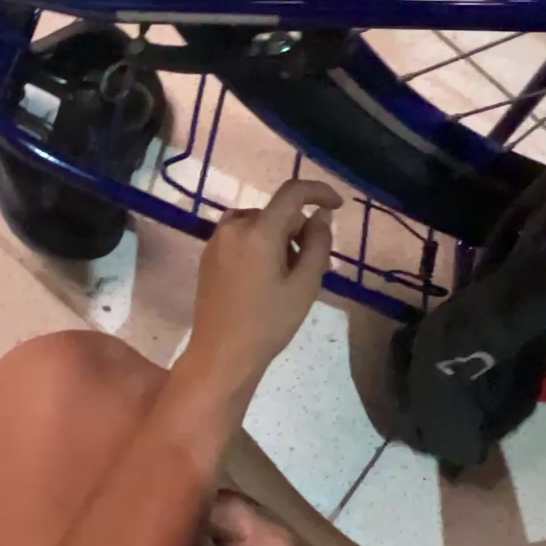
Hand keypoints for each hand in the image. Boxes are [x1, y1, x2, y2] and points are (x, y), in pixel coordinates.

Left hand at [183, 179, 343, 389]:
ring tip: (287, 274)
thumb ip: (318, 243)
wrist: (221, 354)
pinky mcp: (208, 256)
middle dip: (298, 230)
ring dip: (277, 237)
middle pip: (276, 213)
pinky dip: (258, 245)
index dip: (319, 191)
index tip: (337, 206)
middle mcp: (233, 227)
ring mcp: (216, 241)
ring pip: (258, 224)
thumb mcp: (305, 285)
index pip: (292, 192)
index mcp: (259, 231)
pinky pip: (240, 237)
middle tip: (312, 266)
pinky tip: (264, 278)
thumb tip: (320, 216)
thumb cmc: (268, 322)